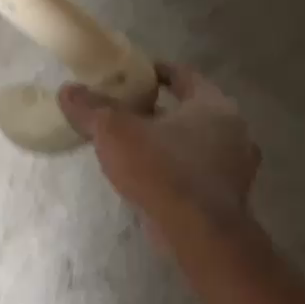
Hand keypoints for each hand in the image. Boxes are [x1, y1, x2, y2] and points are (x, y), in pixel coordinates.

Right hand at [61, 62, 260, 227]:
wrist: (199, 233)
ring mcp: (235, 166)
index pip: (184, 75)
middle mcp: (235, 133)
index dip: (153, 70)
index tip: (127, 73)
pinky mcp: (227, 194)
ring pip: (193, 139)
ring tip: (127, 139)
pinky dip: (171, 162)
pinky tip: (144, 169)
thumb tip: (69, 90)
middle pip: (189, 109)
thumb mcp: (112, 129)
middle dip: (155, 106)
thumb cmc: (161, 168)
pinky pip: (195, 166)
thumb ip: (90, 106)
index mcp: (214, 107)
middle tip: (121, 106)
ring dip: (164, 136)